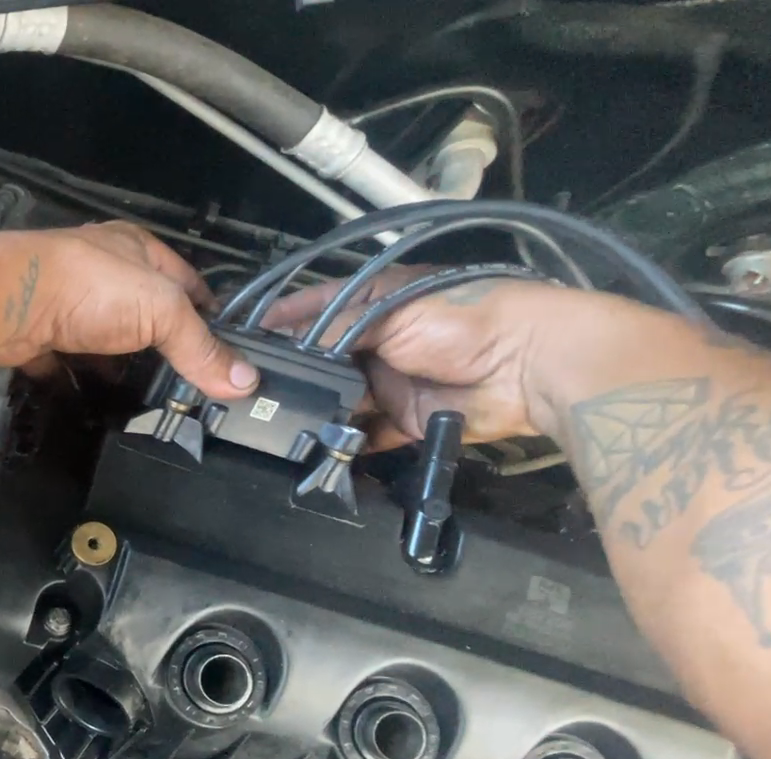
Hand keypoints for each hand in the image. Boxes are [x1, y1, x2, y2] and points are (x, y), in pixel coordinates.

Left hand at [0, 223, 260, 399]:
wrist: (10, 301)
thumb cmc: (94, 290)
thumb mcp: (162, 312)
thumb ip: (200, 347)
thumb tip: (244, 382)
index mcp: (135, 248)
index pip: (184, 279)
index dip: (204, 311)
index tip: (219, 349)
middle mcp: (96, 268)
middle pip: (136, 308)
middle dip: (154, 340)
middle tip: (176, 379)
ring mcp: (59, 300)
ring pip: (95, 334)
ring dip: (110, 360)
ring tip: (135, 394)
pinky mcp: (31, 332)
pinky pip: (56, 358)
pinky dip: (69, 377)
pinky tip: (82, 398)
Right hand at [260, 270, 592, 449]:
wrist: (532, 366)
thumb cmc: (464, 321)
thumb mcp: (391, 312)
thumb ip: (333, 330)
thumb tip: (282, 348)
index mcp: (376, 302)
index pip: (314, 307)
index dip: (278, 319)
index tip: (238, 334)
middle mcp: (377, 341)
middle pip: (318, 359)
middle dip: (287, 373)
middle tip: (243, 388)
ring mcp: (387, 383)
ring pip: (333, 398)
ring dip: (308, 408)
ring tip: (267, 419)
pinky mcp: (400, 420)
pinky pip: (359, 435)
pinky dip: (338, 442)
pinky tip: (307, 444)